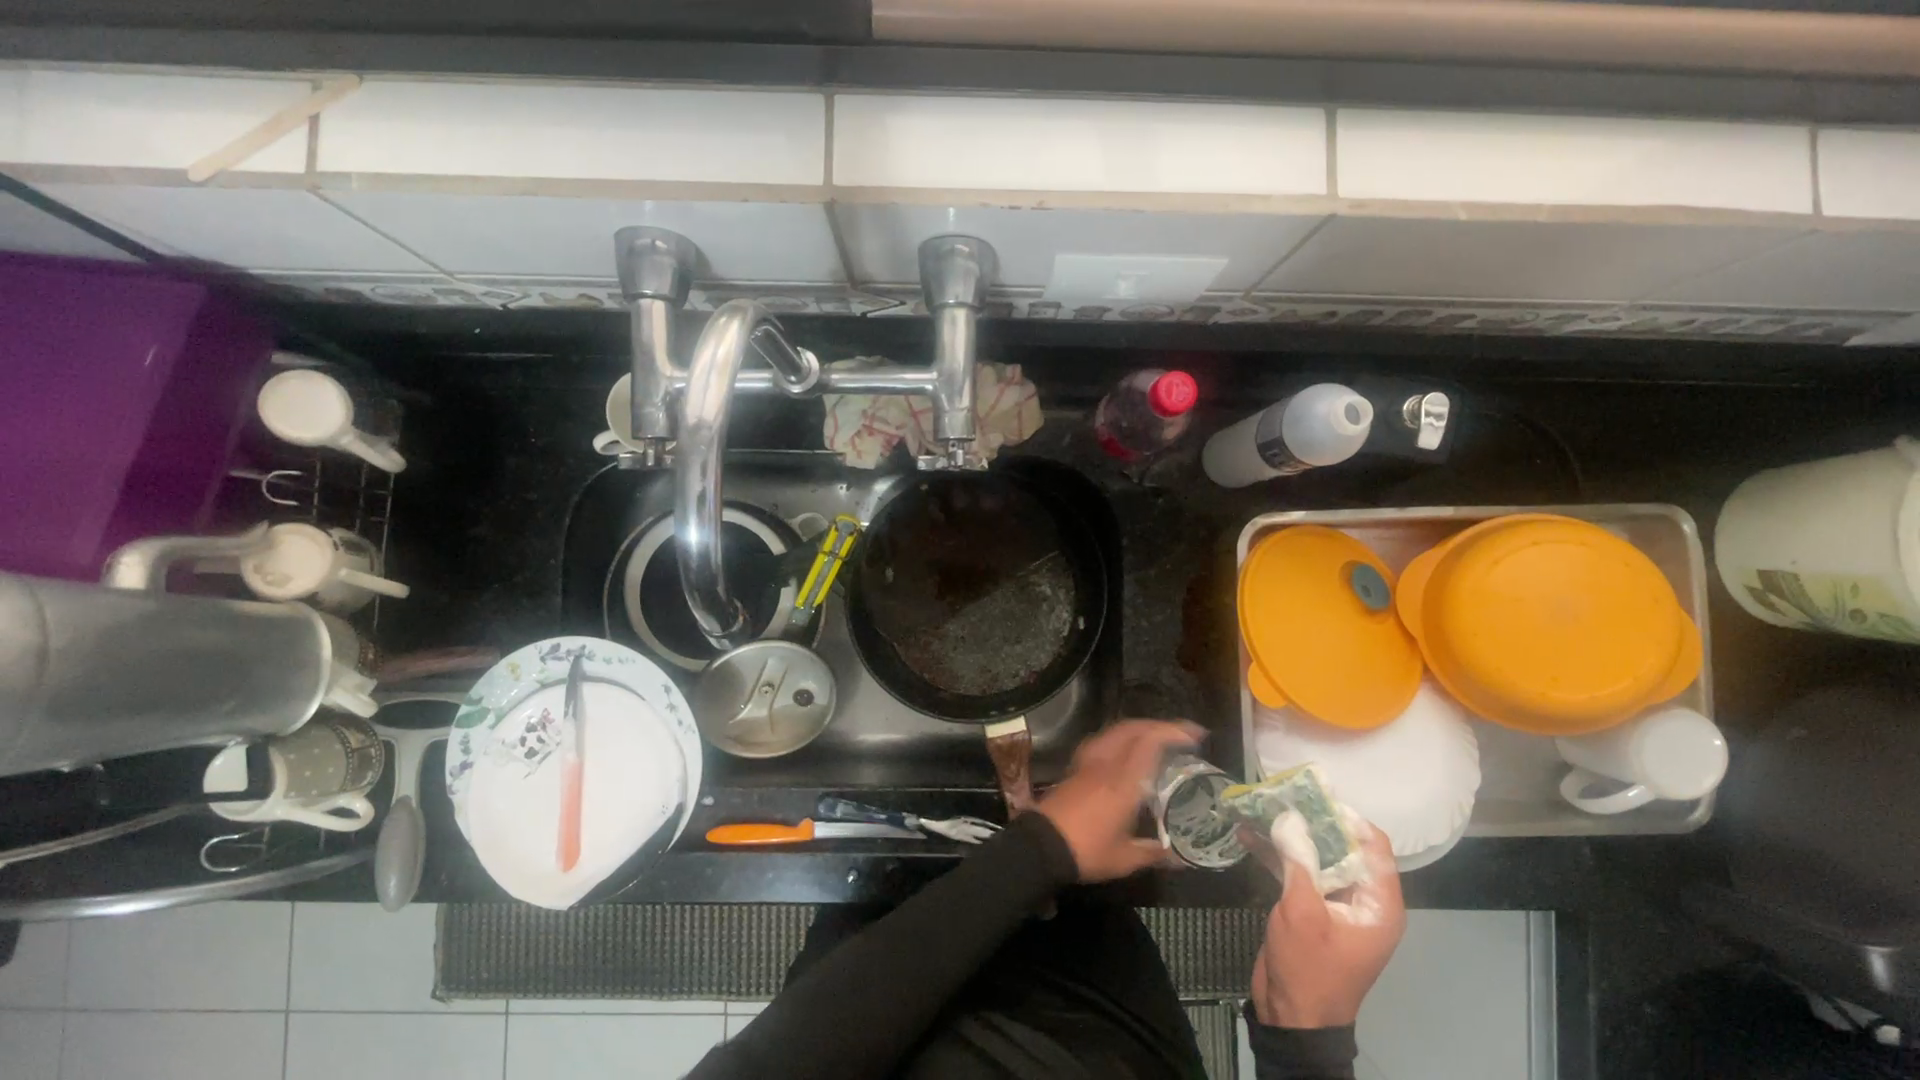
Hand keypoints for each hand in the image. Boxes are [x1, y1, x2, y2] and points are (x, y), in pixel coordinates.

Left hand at [1036, 719, 1200, 882]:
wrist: (1040, 846)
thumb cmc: (1086, 851)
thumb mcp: (1125, 859)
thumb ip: (1154, 853)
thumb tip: (1180, 856)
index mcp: (1123, 781)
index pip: (1150, 742)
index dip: (1174, 732)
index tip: (1196, 736)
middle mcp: (1106, 763)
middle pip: (1133, 728)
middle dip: (1159, 725)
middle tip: (1181, 735)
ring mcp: (1087, 763)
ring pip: (1115, 731)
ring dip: (1139, 728)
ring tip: (1156, 738)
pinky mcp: (1075, 768)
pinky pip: (1101, 741)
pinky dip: (1119, 737)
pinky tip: (1124, 749)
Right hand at [1250, 816, 1405, 1029]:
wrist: (1292, 1019)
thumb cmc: (1309, 967)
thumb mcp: (1302, 912)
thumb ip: (1298, 861)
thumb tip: (1289, 817)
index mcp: (1378, 903)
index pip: (1374, 847)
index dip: (1347, 819)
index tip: (1313, 798)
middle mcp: (1362, 900)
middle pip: (1342, 848)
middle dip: (1311, 822)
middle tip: (1281, 795)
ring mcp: (1335, 905)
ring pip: (1316, 858)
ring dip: (1289, 836)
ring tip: (1259, 808)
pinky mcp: (1310, 911)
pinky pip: (1299, 874)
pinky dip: (1277, 856)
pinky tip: (1248, 835)